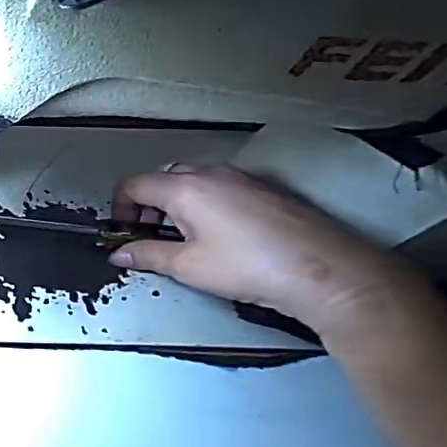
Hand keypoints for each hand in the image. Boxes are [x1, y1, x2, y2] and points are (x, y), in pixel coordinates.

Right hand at [110, 163, 426, 336]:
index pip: (133, 184)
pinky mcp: (267, 189)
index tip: (125, 232)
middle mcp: (212, 174)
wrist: (326, 272)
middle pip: (162, 177)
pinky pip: (222, 186)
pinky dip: (207, 202)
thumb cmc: (251, 268)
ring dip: (178, 202)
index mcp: (185, 188)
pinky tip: (222, 235)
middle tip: (154, 235)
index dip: (120, 208)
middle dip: (149, 204)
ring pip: (194, 179)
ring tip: (187, 237)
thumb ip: (146, 255)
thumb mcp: (187, 267)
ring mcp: (242, 178)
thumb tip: (120, 254)